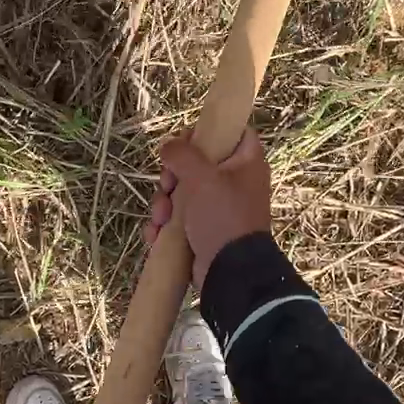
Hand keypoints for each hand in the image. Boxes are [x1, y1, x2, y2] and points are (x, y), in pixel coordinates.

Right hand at [145, 130, 271, 291]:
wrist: (230, 272)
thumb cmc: (223, 217)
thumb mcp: (202, 178)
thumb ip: (183, 155)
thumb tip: (168, 145)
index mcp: (246, 162)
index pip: (231, 131)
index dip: (206, 132)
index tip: (184, 141)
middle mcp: (234, 182)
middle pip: (196, 163)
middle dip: (172, 176)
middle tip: (167, 185)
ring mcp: (218, 208)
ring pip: (182, 193)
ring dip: (164, 204)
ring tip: (161, 219)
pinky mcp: (203, 231)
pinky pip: (179, 219)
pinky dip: (166, 225)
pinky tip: (157, 234)